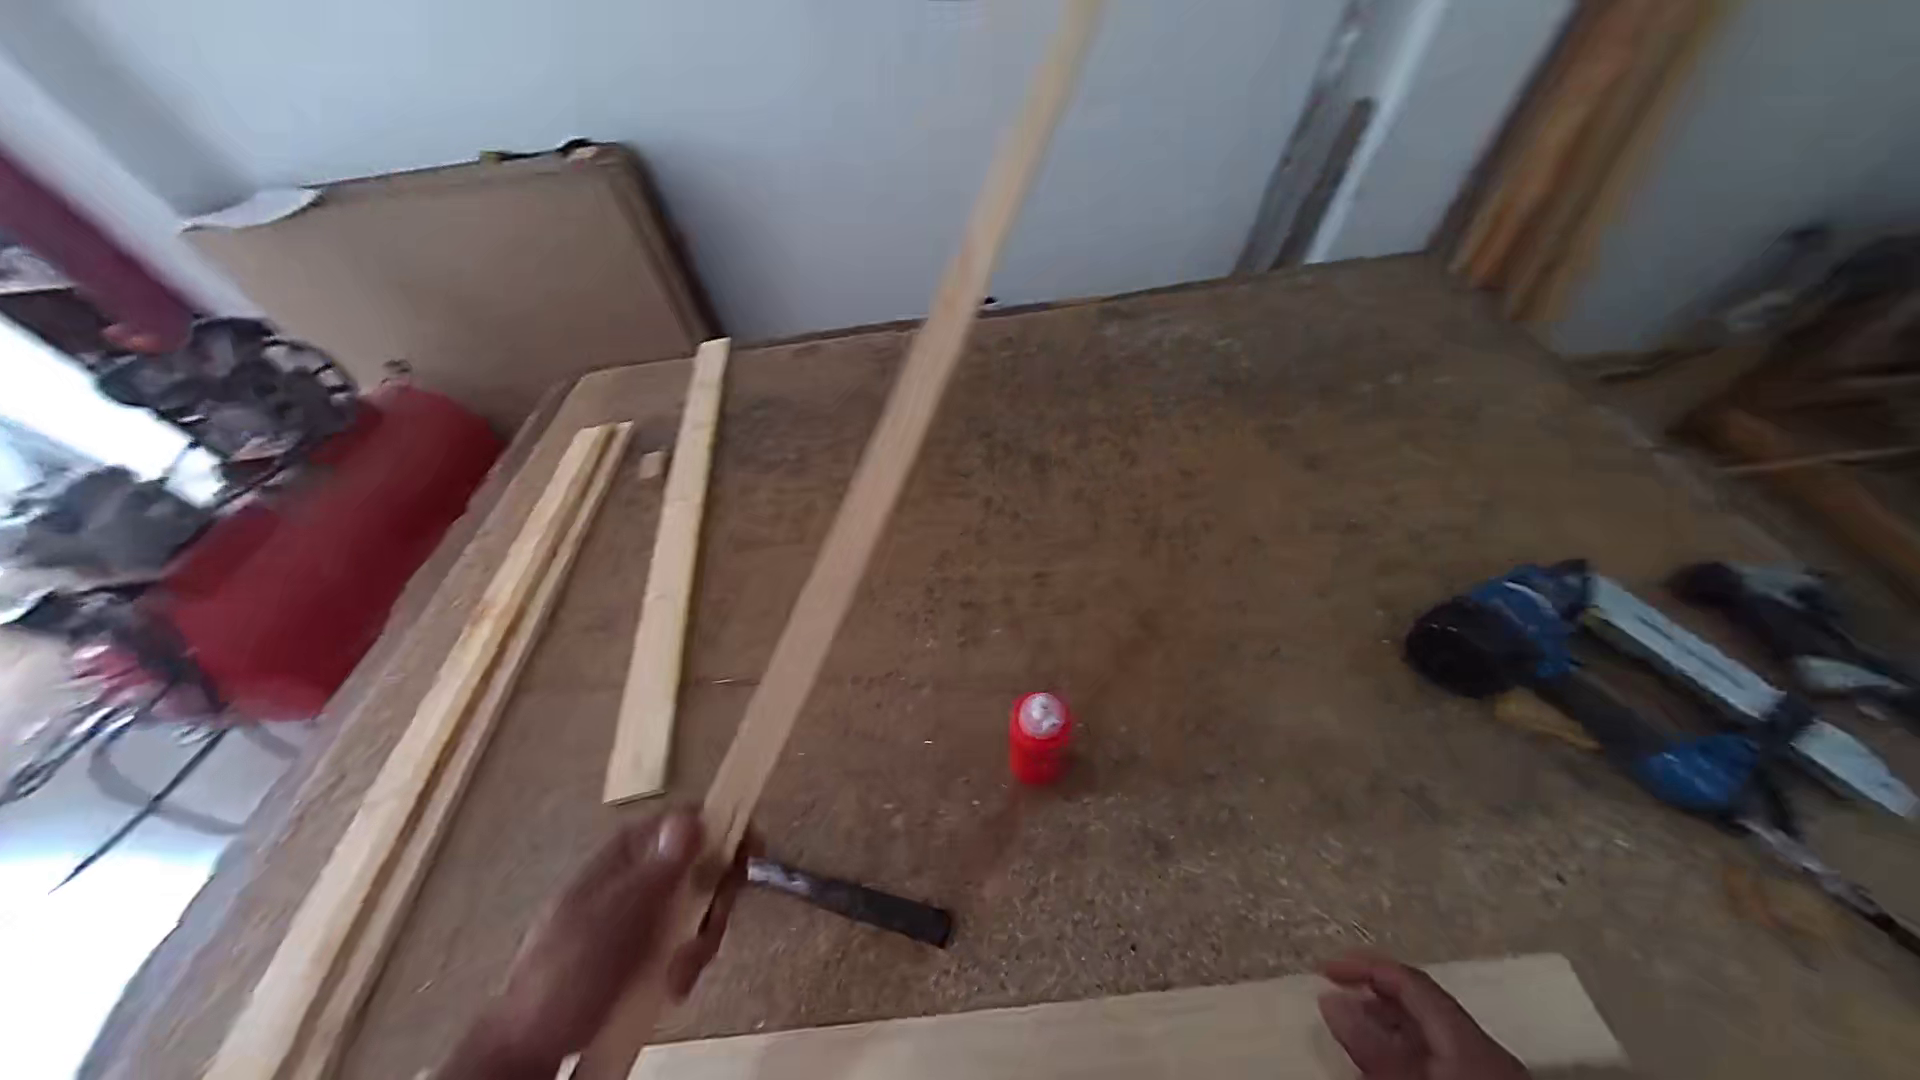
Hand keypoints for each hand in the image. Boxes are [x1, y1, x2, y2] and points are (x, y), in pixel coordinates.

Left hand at [439, 809, 746, 1077]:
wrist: (528, 1045)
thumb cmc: (570, 969)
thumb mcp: (619, 914)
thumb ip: (660, 866)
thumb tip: (694, 815)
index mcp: (628, 852)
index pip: (688, 817)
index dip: (724, 827)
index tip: (752, 851)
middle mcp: (640, 873)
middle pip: (704, 862)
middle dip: (714, 900)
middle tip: (709, 929)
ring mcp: (643, 910)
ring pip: (700, 904)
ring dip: (700, 940)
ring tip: (679, 975)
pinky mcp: (645, 945)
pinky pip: (686, 938)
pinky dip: (687, 961)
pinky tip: (671, 986)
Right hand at [1318, 954, 1530, 1079]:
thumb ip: (1373, 1045)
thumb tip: (1330, 999)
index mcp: (1468, 1038)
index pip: (1409, 980)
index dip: (1363, 966)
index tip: (1323, 972)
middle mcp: (1483, 1052)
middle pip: (1420, 1008)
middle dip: (1372, 1000)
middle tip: (1334, 1005)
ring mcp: (1488, 1076)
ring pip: (1429, 1038)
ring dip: (1386, 1033)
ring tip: (1351, 1043)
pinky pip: (1440, 1064)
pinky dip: (1406, 1060)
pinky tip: (1381, 1072)